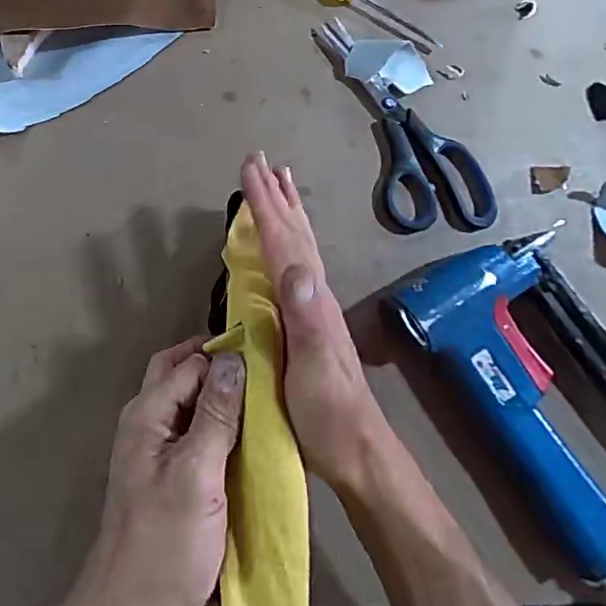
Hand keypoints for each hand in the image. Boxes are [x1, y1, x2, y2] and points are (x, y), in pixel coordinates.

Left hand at [61, 338, 245, 605]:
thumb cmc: (163, 543)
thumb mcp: (196, 475)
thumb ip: (215, 415)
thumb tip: (235, 359)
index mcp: (147, 414)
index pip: (190, 361)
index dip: (226, 354)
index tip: (265, 352)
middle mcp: (149, 421)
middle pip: (183, 372)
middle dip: (217, 362)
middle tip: (259, 365)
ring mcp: (159, 447)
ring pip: (191, 399)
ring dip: (221, 391)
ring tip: (260, 392)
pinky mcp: (174, 472)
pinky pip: (198, 428)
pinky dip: (221, 419)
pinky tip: (248, 429)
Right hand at [241, 152, 390, 492]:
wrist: (356, 445)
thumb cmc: (327, 412)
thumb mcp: (314, 368)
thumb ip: (307, 318)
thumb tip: (297, 268)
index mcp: (308, 297)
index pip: (282, 240)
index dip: (264, 203)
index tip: (249, 169)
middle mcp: (314, 291)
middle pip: (293, 231)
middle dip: (275, 194)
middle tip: (261, 160)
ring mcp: (314, 303)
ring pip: (299, 242)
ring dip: (287, 209)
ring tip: (279, 181)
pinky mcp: (309, 317)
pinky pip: (296, 261)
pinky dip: (288, 238)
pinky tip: (283, 241)